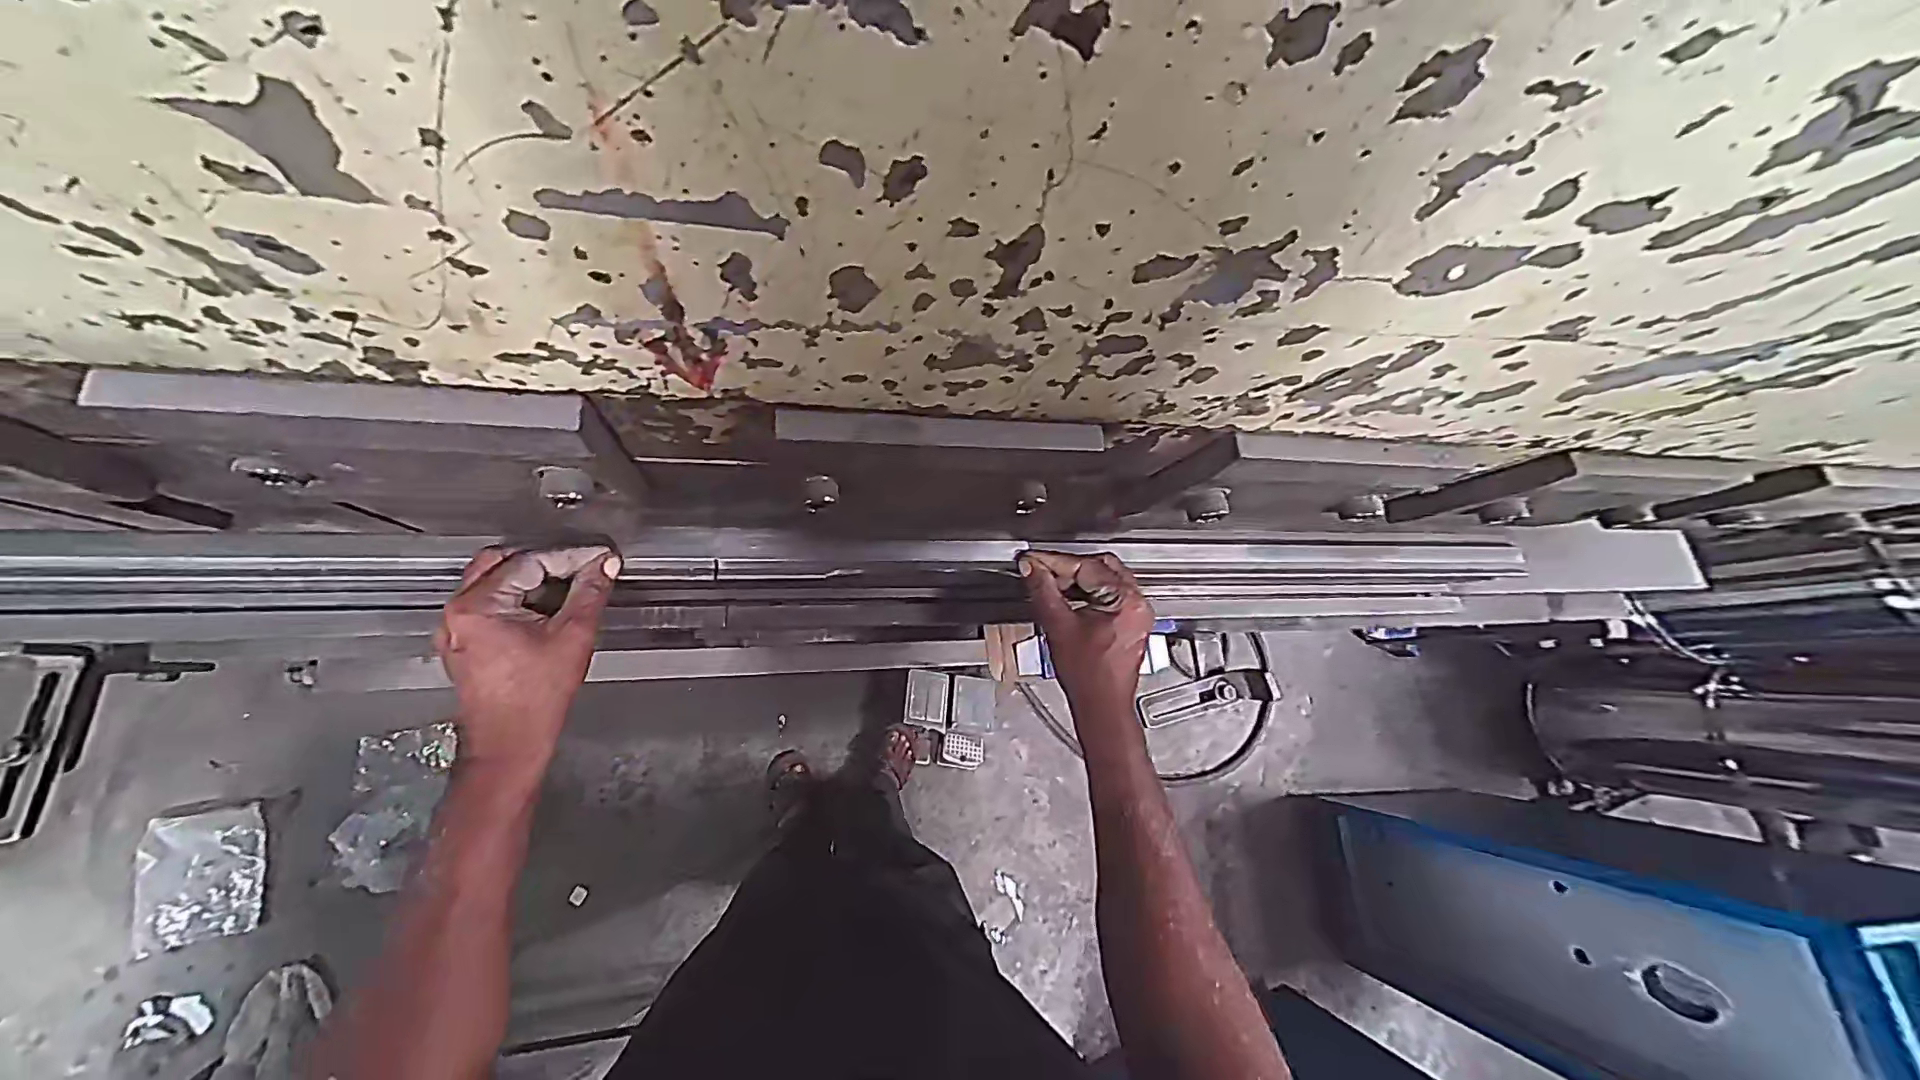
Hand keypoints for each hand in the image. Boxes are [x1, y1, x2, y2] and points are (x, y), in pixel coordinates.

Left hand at [435, 546, 620, 771]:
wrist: (510, 740)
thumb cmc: (537, 696)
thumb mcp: (574, 635)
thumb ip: (590, 593)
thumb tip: (604, 565)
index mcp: (478, 607)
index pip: (528, 562)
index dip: (569, 557)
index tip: (597, 557)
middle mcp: (457, 613)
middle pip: (501, 563)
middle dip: (545, 560)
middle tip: (581, 565)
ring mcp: (455, 629)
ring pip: (492, 581)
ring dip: (530, 577)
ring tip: (568, 585)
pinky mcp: (462, 642)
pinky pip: (488, 603)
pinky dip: (517, 596)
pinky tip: (546, 607)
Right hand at [1019, 551, 1153, 710]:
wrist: (1101, 705)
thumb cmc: (1089, 677)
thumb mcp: (1058, 626)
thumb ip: (1043, 591)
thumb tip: (1032, 568)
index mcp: (1126, 601)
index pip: (1087, 566)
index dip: (1055, 561)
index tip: (1034, 560)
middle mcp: (1137, 604)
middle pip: (1100, 566)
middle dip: (1067, 566)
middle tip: (1041, 569)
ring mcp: (1135, 613)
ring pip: (1104, 579)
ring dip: (1076, 579)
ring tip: (1050, 585)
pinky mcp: (1129, 622)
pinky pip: (1107, 594)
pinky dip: (1085, 592)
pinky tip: (1065, 599)